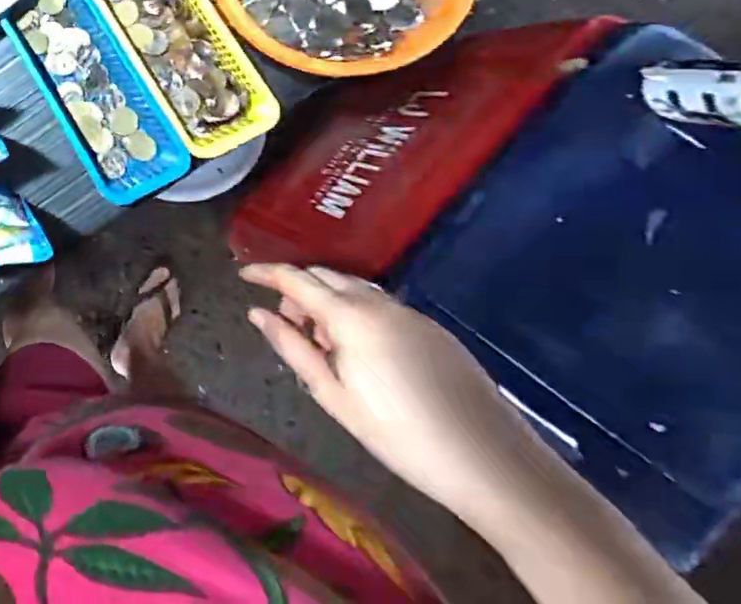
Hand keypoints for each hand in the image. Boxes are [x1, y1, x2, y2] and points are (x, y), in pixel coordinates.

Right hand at [241, 263, 556, 526]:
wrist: (498, 468)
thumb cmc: (400, 434)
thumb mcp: (332, 395)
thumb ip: (292, 348)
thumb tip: (257, 314)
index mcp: (351, 318)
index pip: (295, 279)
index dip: (265, 272)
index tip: (243, 273)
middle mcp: (381, 306)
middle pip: (326, 277)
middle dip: (297, 288)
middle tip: (286, 322)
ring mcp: (414, 317)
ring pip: (356, 290)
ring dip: (328, 300)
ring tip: (323, 343)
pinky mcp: (437, 333)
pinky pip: (382, 306)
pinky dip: (357, 312)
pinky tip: (361, 351)